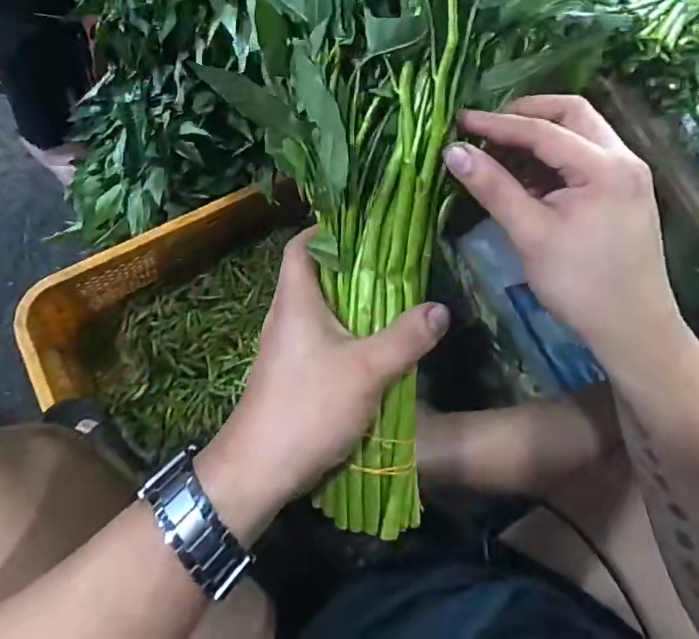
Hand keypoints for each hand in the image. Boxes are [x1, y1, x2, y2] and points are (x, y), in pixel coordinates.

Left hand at [198, 228, 447, 540]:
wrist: (258, 469)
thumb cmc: (307, 407)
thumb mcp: (366, 370)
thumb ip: (405, 338)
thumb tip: (440, 308)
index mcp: (295, 299)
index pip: (301, 245)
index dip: (326, 230)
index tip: (363, 229)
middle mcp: (286, 315)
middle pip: (314, 275)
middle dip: (351, 268)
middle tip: (391, 265)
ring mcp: (285, 346)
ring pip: (319, 309)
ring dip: (350, 304)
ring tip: (390, 302)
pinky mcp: (290, 372)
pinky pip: (319, 338)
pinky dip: (344, 333)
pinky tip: (372, 348)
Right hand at [443, 94, 679, 343]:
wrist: (635, 332)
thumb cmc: (581, 284)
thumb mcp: (530, 233)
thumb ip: (492, 186)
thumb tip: (453, 151)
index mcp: (605, 168)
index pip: (542, 130)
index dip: (497, 123)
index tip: (460, 120)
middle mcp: (623, 159)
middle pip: (571, 112)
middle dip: (526, 112)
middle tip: (487, 126)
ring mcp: (628, 174)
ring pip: (581, 129)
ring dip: (541, 131)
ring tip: (501, 150)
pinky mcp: (624, 190)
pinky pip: (585, 153)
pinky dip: (554, 153)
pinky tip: (526, 174)